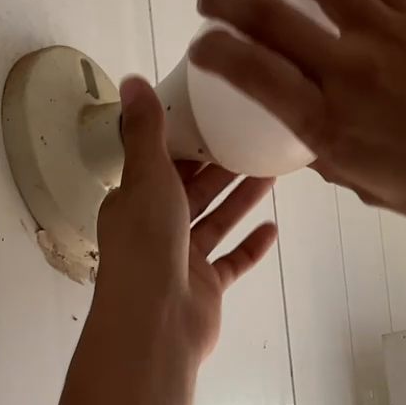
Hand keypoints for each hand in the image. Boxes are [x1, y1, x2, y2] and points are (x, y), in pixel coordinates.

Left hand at [92, 77, 278, 360]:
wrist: (156, 323)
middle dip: (222, 164)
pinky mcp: (206, 288)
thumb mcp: (146, 177)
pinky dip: (250, 245)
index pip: (161, 162)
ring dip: (241, 198)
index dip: (188, 139)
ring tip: (273, 170)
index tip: (218, 113)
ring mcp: (182, 261)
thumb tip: (132, 81)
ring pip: (215, 221)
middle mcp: (155, 230)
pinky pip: (231, 261)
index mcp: (133, 202)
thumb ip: (146, 131)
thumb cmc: (147, 246)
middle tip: (257, 135)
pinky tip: (273, 227)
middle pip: (193, 190)